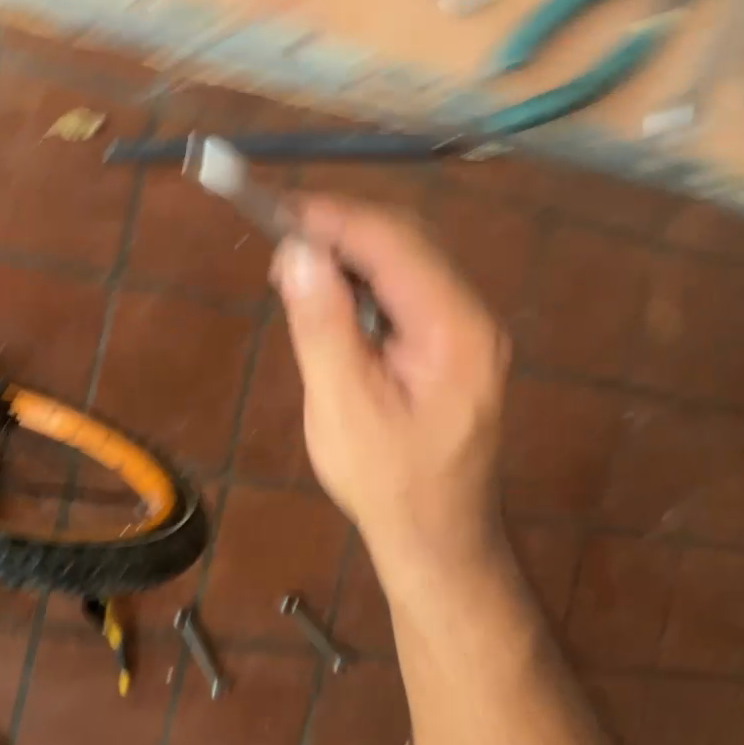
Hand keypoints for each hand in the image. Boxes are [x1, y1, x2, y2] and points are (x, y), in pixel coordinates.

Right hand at [271, 196, 511, 583]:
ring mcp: (462, 327)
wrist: (434, 535)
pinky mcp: (446, 340)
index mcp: (455, 328)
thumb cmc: (386, 477)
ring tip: (292, 261)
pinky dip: (357, 275)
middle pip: (405, 238)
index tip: (274, 209)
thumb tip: (296, 252)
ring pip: (403, 257)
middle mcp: (470, 316)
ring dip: (346, 247)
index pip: (393, 242)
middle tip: (276, 230)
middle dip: (338, 224)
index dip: (332, 217)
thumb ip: (322, 324)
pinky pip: (402, 284)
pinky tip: (324, 291)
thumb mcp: (343, 403)